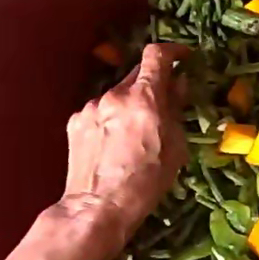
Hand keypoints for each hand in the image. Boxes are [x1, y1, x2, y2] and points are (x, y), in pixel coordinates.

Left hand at [58, 43, 189, 252]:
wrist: (97, 208)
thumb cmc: (146, 182)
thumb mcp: (175, 147)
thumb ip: (175, 110)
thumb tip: (178, 85)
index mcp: (144, 98)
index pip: (157, 55)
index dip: (173, 51)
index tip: (183, 58)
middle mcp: (114, 95)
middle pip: (137, 75)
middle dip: (153, 85)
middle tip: (164, 105)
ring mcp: (91, 107)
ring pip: (118, 95)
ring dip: (131, 104)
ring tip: (136, 133)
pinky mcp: (75, 122)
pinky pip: (100, 111)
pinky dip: (111, 118)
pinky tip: (114, 144)